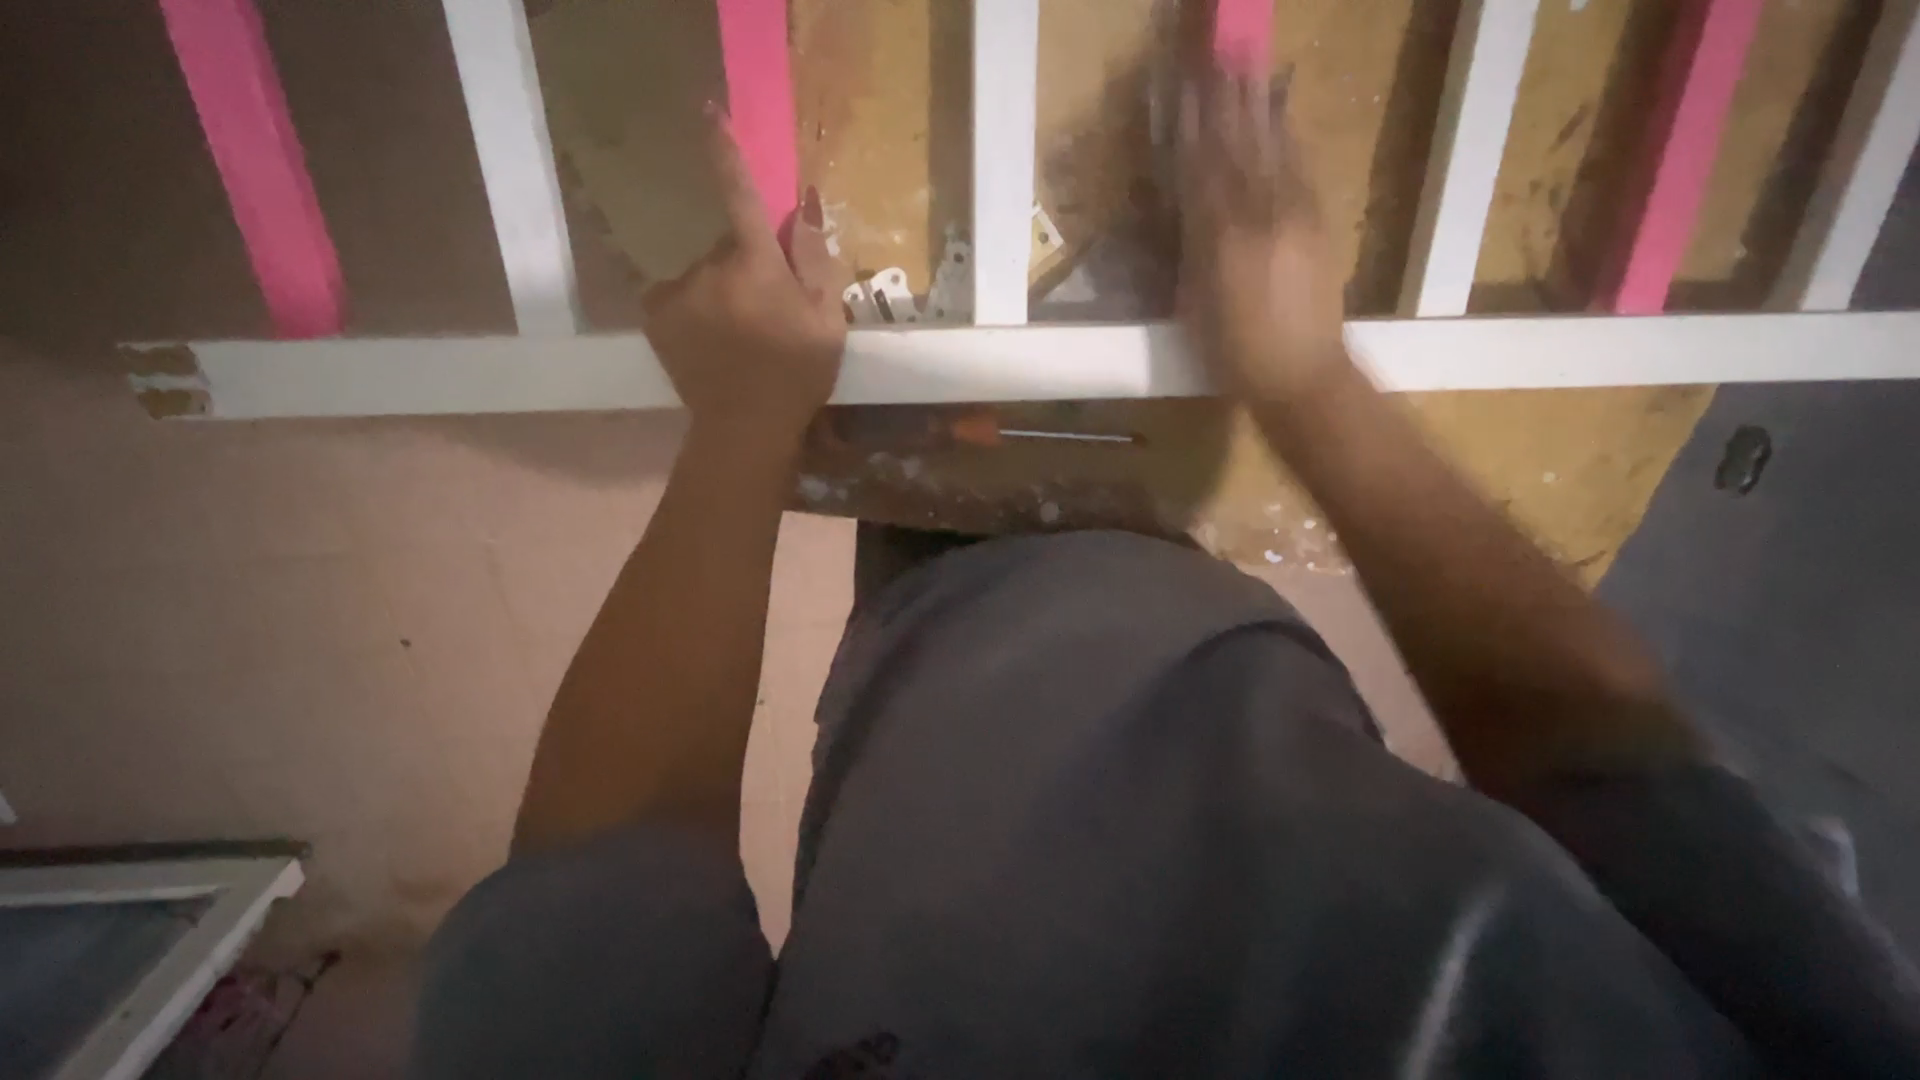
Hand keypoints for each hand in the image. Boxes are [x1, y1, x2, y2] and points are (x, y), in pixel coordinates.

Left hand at [643, 105, 846, 446]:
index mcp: (755, 265)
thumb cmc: (796, 376)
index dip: (726, 152)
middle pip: (730, 244)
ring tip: (743, 335)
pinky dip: (697, 306)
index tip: (709, 112)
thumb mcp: (827, 321)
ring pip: (707, 271)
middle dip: (749, 263)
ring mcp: (678, 292)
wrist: (744, 428)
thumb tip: (803, 206)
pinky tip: (714, 340)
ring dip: (724, 289)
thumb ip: (816, 261)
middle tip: (771, 309)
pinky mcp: (657, 315)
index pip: (740, 196)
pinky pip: (681, 292)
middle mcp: (709, 268)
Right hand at [1178, 69, 1347, 402]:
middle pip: (1239, 143)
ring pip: (1272, 145)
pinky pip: (1301, 164)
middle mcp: (1260, 214)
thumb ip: (1189, 249)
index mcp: (1220, 238)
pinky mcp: (1320, 221)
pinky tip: (1282, 107)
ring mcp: (1296, 213)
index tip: (1184, 80)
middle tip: (1218, 48)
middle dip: (1225, 95)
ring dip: (1258, 100)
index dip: (1192, 122)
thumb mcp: (1193, 305)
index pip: (1201, 165)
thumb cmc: (1232, 354)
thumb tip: (1184, 205)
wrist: (1303, 376)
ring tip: (1249, 60)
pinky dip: (1287, 131)